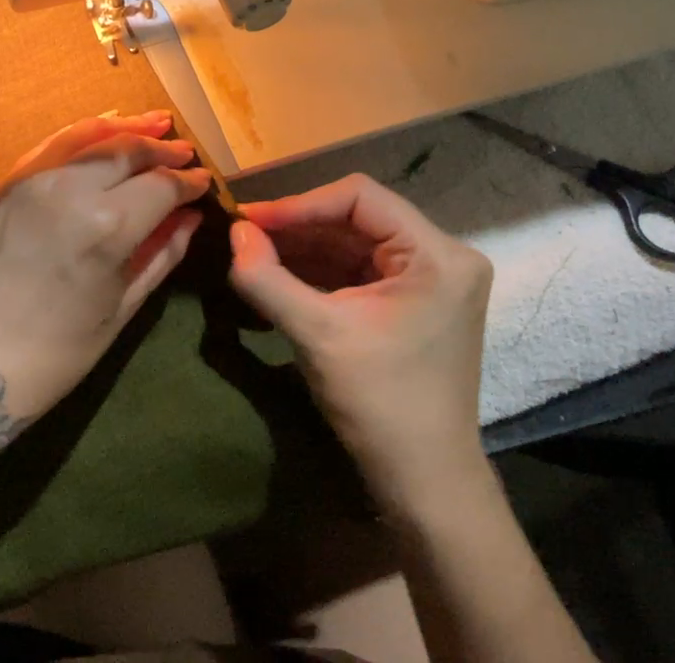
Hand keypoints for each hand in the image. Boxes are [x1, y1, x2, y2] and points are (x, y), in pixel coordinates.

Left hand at [0, 111, 210, 420]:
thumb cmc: (59, 350)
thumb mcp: (123, 307)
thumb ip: (162, 253)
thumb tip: (191, 217)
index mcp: (106, 226)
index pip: (161, 185)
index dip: (188, 183)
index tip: (205, 184)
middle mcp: (69, 189)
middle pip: (127, 150)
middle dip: (162, 149)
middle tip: (185, 154)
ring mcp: (31, 180)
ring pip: (87, 136)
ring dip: (125, 128)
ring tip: (154, 123)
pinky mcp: (6, 183)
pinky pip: (51, 145)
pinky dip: (82, 134)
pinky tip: (103, 132)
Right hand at [227, 174, 493, 512]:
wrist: (421, 476)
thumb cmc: (378, 400)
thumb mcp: (315, 333)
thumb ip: (266, 277)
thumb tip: (234, 231)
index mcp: (437, 255)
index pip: (359, 197)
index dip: (299, 203)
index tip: (249, 220)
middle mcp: (440, 258)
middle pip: (355, 218)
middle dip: (296, 226)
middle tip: (242, 236)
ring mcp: (426, 283)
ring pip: (350, 243)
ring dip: (300, 248)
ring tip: (251, 255)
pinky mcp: (407, 305)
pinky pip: (353, 271)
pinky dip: (313, 271)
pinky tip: (274, 277)